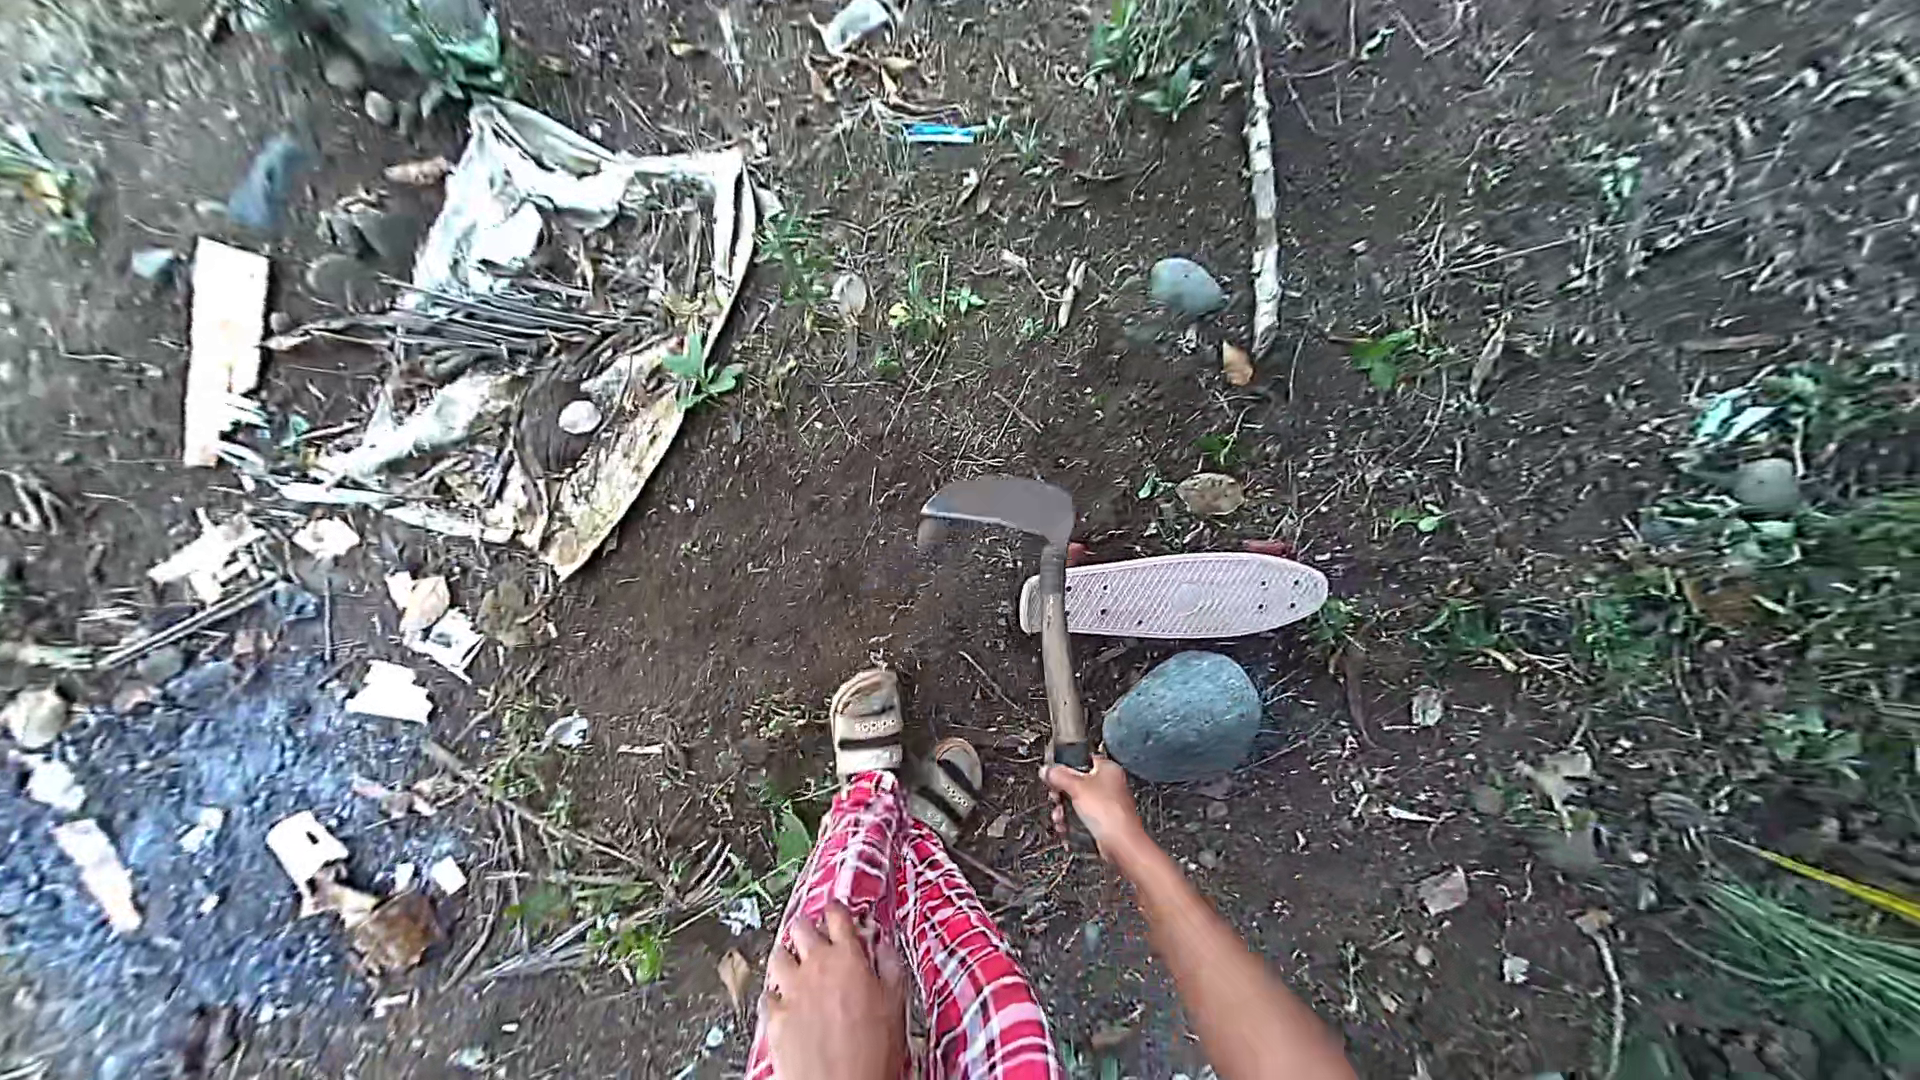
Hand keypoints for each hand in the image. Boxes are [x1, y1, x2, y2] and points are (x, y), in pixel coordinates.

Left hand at [761, 901, 907, 1079]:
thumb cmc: (873, 1052)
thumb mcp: (896, 1001)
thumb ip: (890, 964)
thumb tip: (884, 945)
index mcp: (848, 957)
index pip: (837, 915)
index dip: (835, 909)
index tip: (835, 911)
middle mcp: (817, 965)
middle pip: (802, 927)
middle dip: (806, 926)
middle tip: (811, 933)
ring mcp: (793, 990)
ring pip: (779, 955)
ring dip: (786, 955)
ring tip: (792, 962)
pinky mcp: (774, 1018)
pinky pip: (766, 996)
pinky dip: (773, 995)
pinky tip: (781, 1002)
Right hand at [1040, 755, 1149, 865]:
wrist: (1121, 845)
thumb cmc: (1108, 813)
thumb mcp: (1076, 787)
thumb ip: (1058, 776)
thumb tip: (1046, 770)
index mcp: (1108, 769)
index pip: (1082, 759)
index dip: (1066, 766)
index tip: (1054, 774)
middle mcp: (1110, 784)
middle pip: (1077, 783)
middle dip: (1062, 793)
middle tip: (1056, 797)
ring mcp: (1107, 804)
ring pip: (1078, 802)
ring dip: (1064, 810)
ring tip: (1059, 816)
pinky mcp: (1104, 822)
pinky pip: (1083, 818)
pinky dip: (1072, 822)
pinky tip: (1065, 827)